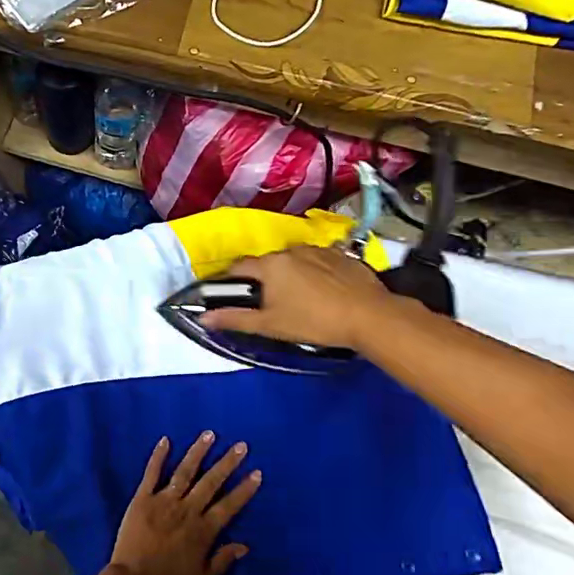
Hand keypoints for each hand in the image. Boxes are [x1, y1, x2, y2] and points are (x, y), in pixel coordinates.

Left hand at [94, 432, 261, 574]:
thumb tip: (244, 545)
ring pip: (184, 471)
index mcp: (203, 531)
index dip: (244, 489)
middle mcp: (186, 510)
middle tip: (241, 446)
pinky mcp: (142, 499)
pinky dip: (158, 456)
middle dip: (227, 463)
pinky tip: (165, 440)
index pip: (229, 506)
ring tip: (209, 434)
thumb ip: (222, 560)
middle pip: (210, 482)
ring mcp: (163, 501)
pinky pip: (151, 473)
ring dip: (197, 452)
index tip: (256, 473)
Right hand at [198, 244, 404, 352]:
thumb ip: (235, 319)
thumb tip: (203, 317)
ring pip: (293, 261)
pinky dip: (315, 273)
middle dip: (264, 280)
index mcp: (269, 265)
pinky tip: (325, 292)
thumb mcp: (271, 325)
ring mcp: (318, 249)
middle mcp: (290, 250)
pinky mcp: (342, 255)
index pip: (239, 267)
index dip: (232, 281)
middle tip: (271, 304)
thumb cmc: (314, 321)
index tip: (234, 296)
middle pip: (267, 263)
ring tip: (301, 299)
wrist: (370, 316)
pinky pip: (319, 261)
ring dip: (291, 275)